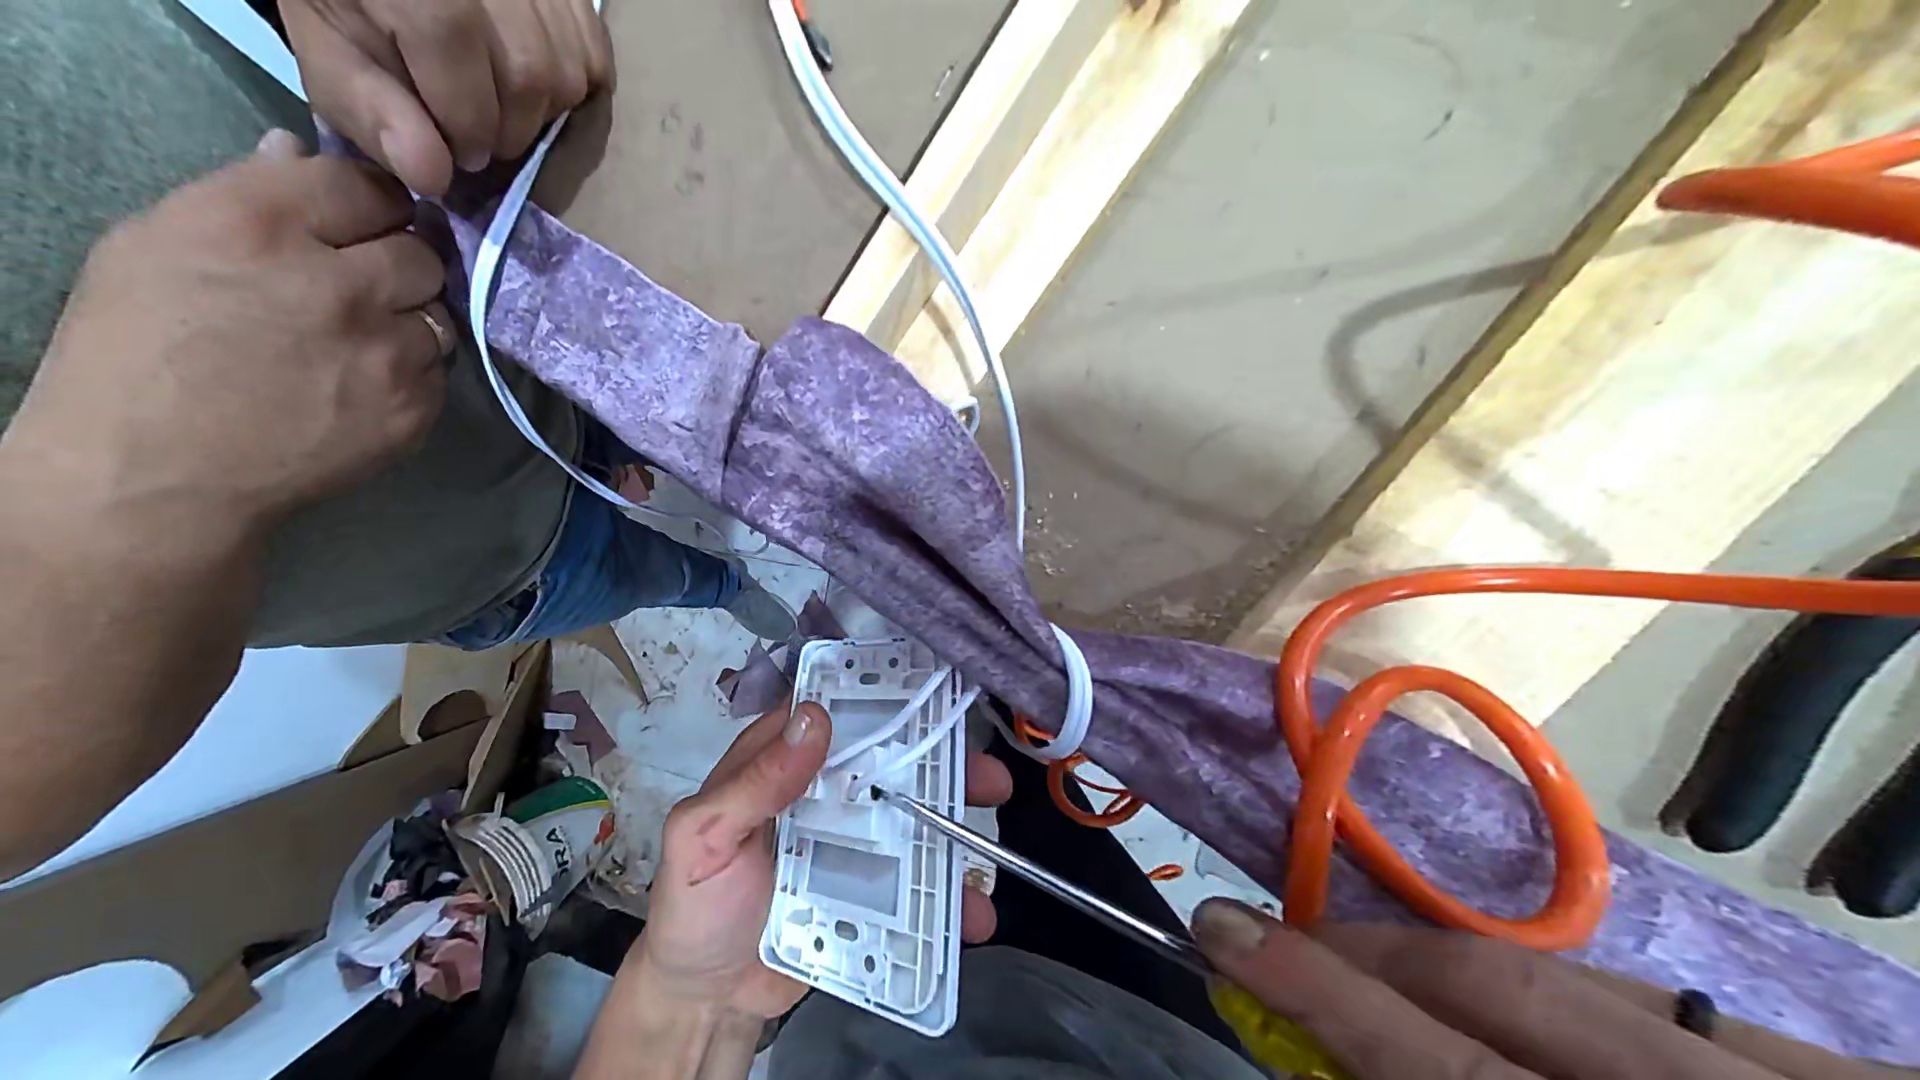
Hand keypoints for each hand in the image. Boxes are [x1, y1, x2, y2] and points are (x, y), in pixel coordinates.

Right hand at [6, 131, 450, 544]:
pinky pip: (441, 369)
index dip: (374, 203)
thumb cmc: (142, 352)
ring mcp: (387, 352)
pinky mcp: (417, 406)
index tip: (369, 220)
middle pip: (422, 253)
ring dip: (413, 319)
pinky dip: (416, 369)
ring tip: (362, 340)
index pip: (367, 185)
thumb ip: (246, 195)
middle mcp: (337, 285)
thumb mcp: (158, 247)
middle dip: (400, 264)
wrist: (163, 472)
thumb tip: (303, 153)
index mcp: (256, 226)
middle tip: (366, 285)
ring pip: (441, 313)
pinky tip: (369, 381)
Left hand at [282, 0, 615, 195]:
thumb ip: (367, 108)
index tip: (452, 147)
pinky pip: (595, 60)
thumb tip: (432, 177)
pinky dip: (574, 87)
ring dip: (541, 113)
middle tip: (477, 130)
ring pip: (567, 77)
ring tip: (503, 105)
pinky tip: (538, 86)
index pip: (465, 78)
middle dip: (506, 126)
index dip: (464, 129)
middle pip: (528, 78)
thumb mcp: (324, 44)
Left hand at [636, 702, 1012, 1018]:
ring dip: (954, 825)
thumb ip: (754, 781)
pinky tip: (970, 913)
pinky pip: (912, 883)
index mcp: (783, 761)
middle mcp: (824, 790)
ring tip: (985, 849)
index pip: (838, 711)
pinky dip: (945, 895)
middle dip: (942, 762)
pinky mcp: (866, 890)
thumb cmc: (694, 905)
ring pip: (911, 818)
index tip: (937, 694)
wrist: (705, 997)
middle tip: (984, 776)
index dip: (884, 697)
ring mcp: (850, 840)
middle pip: (890, 763)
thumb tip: (815, 718)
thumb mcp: (705, 836)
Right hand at [1190, 900, 1905, 1079]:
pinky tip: (1512, 1007)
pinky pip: (1652, 994)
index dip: (1315, 988)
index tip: (1219, 926)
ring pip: (1563, 975)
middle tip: (1273, 939)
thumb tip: (1312, 1048)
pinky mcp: (1850, 1072)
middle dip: (1361, 954)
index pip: (1432, 1067)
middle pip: (1493, 990)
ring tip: (1373, 969)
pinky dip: (1552, 993)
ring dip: (1443, 967)